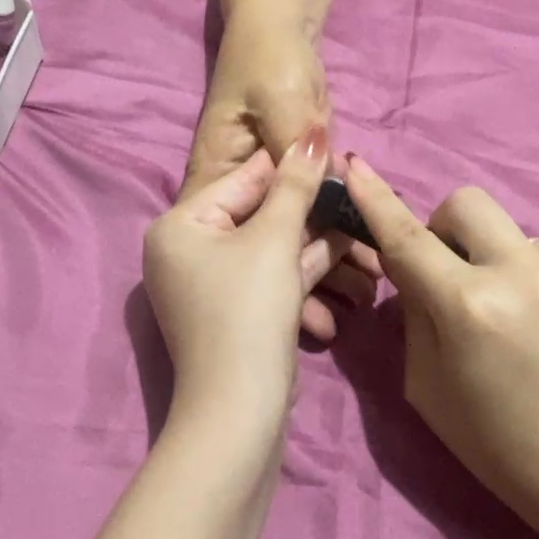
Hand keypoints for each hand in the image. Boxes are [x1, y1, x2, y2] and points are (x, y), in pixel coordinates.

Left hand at [145, 133, 333, 424]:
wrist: (239, 407)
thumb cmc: (248, 309)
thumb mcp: (273, 239)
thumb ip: (295, 184)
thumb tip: (315, 130)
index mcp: (178, 226)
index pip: (241, 180)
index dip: (290, 164)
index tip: (334, 148)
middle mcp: (185, 252)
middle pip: (255, 214)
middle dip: (307, 205)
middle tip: (354, 185)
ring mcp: (210, 286)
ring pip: (268, 248)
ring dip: (313, 236)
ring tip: (360, 215)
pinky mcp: (235, 314)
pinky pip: (270, 276)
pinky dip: (302, 267)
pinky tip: (346, 249)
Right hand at [186, 21, 378, 341]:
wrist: (279, 32)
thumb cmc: (265, 62)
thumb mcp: (276, 100)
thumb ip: (292, 146)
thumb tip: (319, 195)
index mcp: (212, 182)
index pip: (234, 236)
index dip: (261, 272)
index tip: (297, 302)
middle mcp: (234, 202)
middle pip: (263, 253)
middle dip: (301, 286)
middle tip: (342, 316)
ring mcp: (265, 198)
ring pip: (292, 247)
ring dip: (327, 273)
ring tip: (366, 299)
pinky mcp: (295, 191)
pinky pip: (314, 226)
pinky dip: (339, 247)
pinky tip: (369, 271)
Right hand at [343, 157, 538, 538]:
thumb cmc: (504, 452)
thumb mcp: (429, 392)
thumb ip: (416, 321)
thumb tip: (419, 278)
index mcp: (466, 308)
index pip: (407, 237)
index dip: (376, 199)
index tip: (357, 166)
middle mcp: (524, 276)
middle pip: (468, 203)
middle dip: (448, 229)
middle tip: (455, 275)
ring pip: (522, 243)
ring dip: (508, 270)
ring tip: (529, 333)